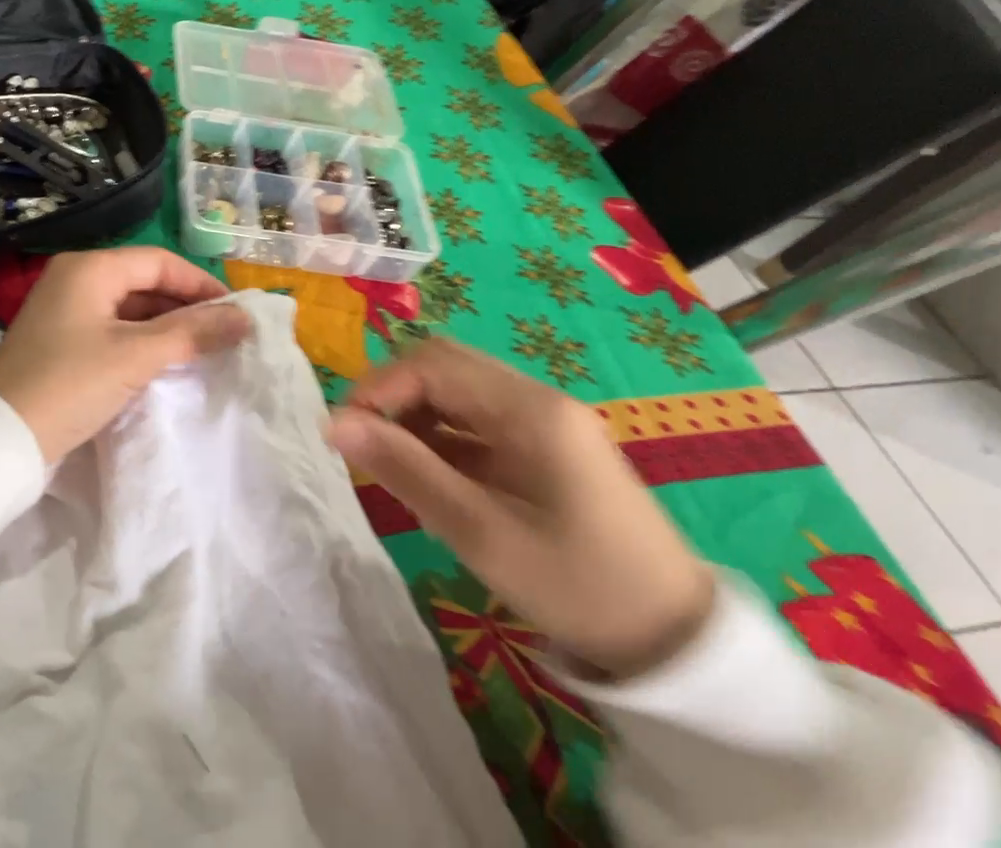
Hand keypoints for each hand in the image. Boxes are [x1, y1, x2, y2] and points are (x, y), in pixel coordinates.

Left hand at [0, 247, 252, 463]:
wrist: (3, 436)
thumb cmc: (70, 384)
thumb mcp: (135, 356)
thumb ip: (192, 333)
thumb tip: (245, 318)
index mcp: (89, 268)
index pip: (159, 261)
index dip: (201, 285)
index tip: (237, 314)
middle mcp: (74, 280)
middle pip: (144, 282)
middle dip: (186, 307)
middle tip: (225, 336)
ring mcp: (64, 312)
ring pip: (129, 309)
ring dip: (166, 328)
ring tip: (204, 353)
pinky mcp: (60, 342)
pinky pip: (112, 331)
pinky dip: (141, 343)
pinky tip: (165, 365)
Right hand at [328, 339, 714, 679]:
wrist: (667, 635)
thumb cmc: (573, 583)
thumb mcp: (478, 531)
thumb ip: (404, 469)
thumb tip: (333, 424)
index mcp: (531, 411)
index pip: (433, 364)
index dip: (377, 389)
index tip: (340, 436)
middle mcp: (537, 402)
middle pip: (444, 368)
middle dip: (390, 398)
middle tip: (358, 448)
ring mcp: (543, 425)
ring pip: (456, 394)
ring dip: (411, 418)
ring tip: (387, 469)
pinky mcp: (542, 450)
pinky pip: (475, 424)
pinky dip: (438, 440)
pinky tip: (426, 481)